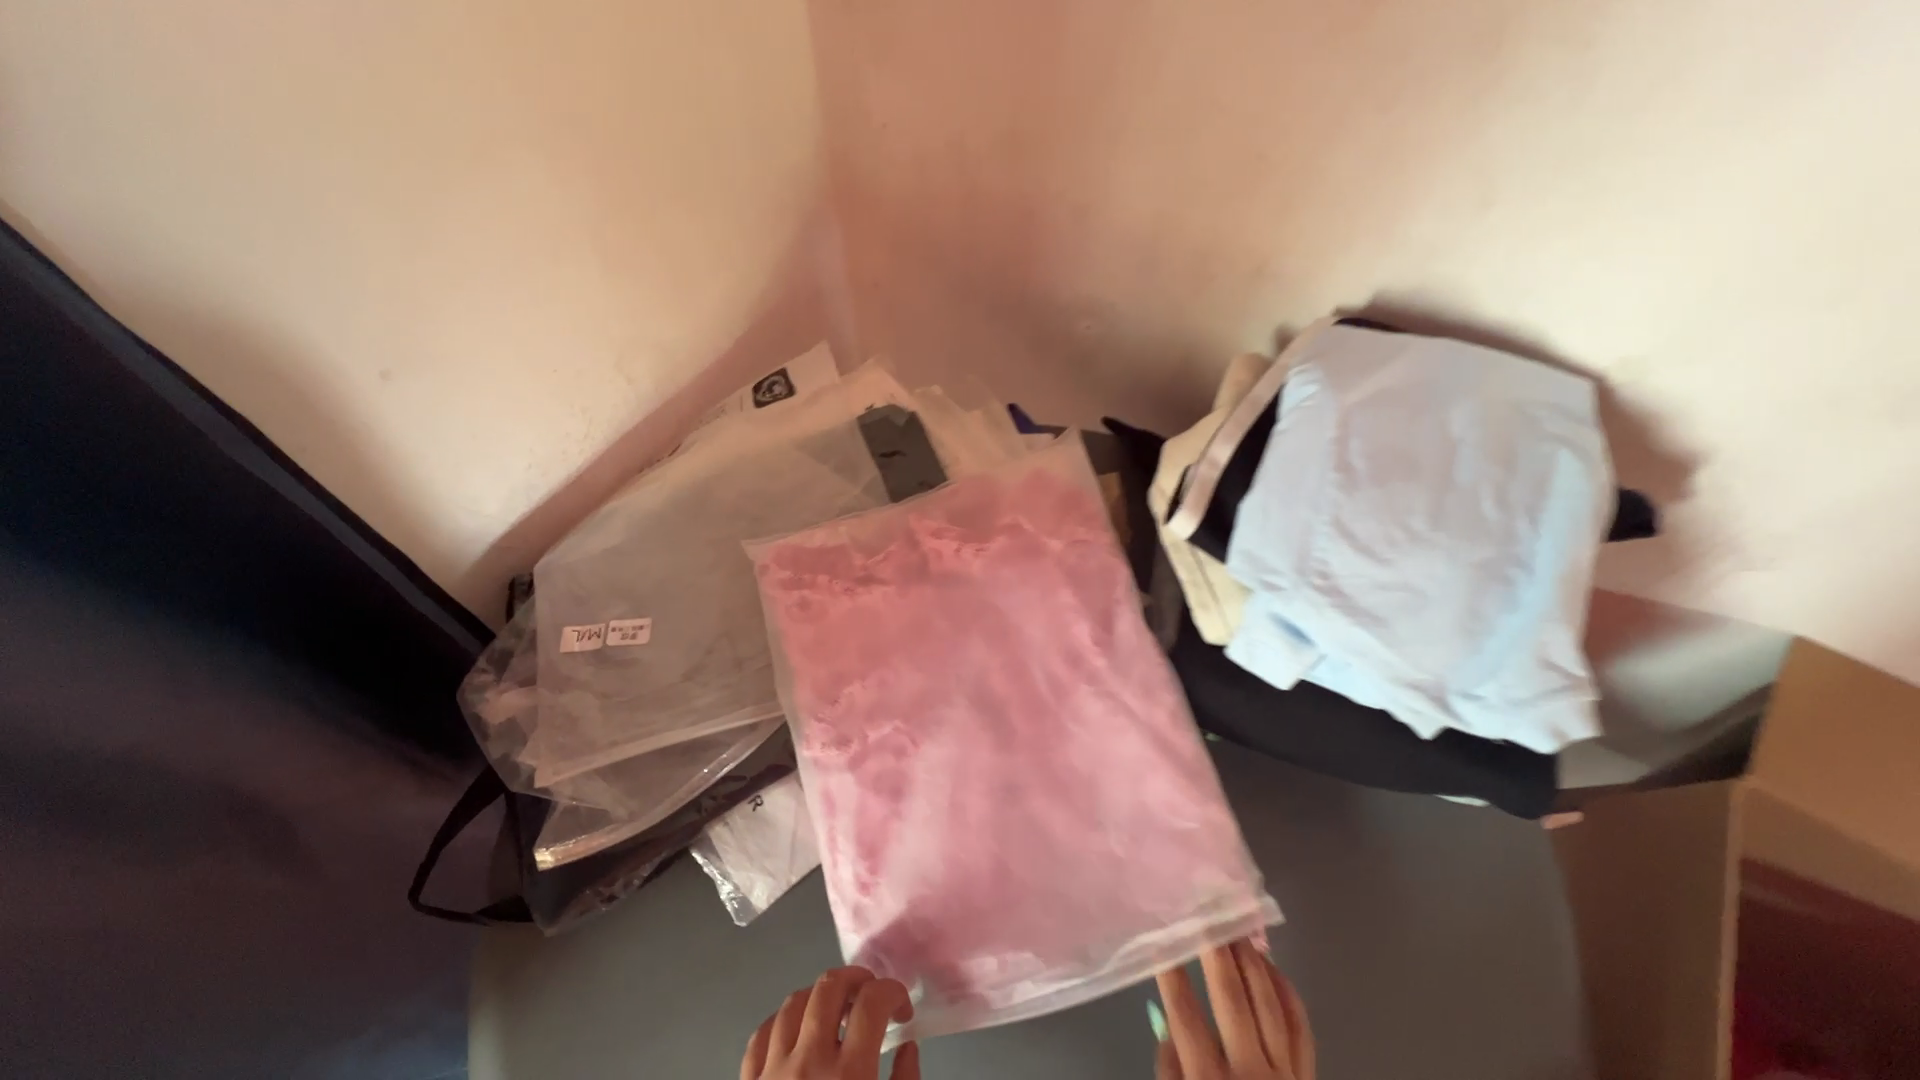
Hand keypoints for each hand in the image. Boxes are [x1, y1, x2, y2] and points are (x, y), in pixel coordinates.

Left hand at [741, 966, 918, 1079]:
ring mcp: (773, 1071)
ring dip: (819, 998)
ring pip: (793, 1004)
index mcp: (850, 1073)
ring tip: (836, 1011)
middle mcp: (809, 1062)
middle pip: (829, 988)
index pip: (873, 1002)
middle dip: (855, 980)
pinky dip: (781, 1024)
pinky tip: (797, 1032)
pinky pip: (760, 1037)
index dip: (893, 992)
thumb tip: (907, 1047)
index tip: (901, 1009)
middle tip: (870, 995)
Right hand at [1154, 940, 1314, 1079]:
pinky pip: (1300, 1028)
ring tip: (1239, 932)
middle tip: (1208, 917)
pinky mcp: (1307, 1075)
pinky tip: (1273, 967)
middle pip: (1232, 1001)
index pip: (1185, 1016)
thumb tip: (1164, 1023)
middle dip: (1218, 955)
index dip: (1171, 976)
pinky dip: (1288, 993)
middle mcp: (1248, 1070)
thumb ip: (1169, 1070)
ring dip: (1253, 964)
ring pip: (1270, 1006)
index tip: (1162, 942)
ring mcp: (1284, 1072)